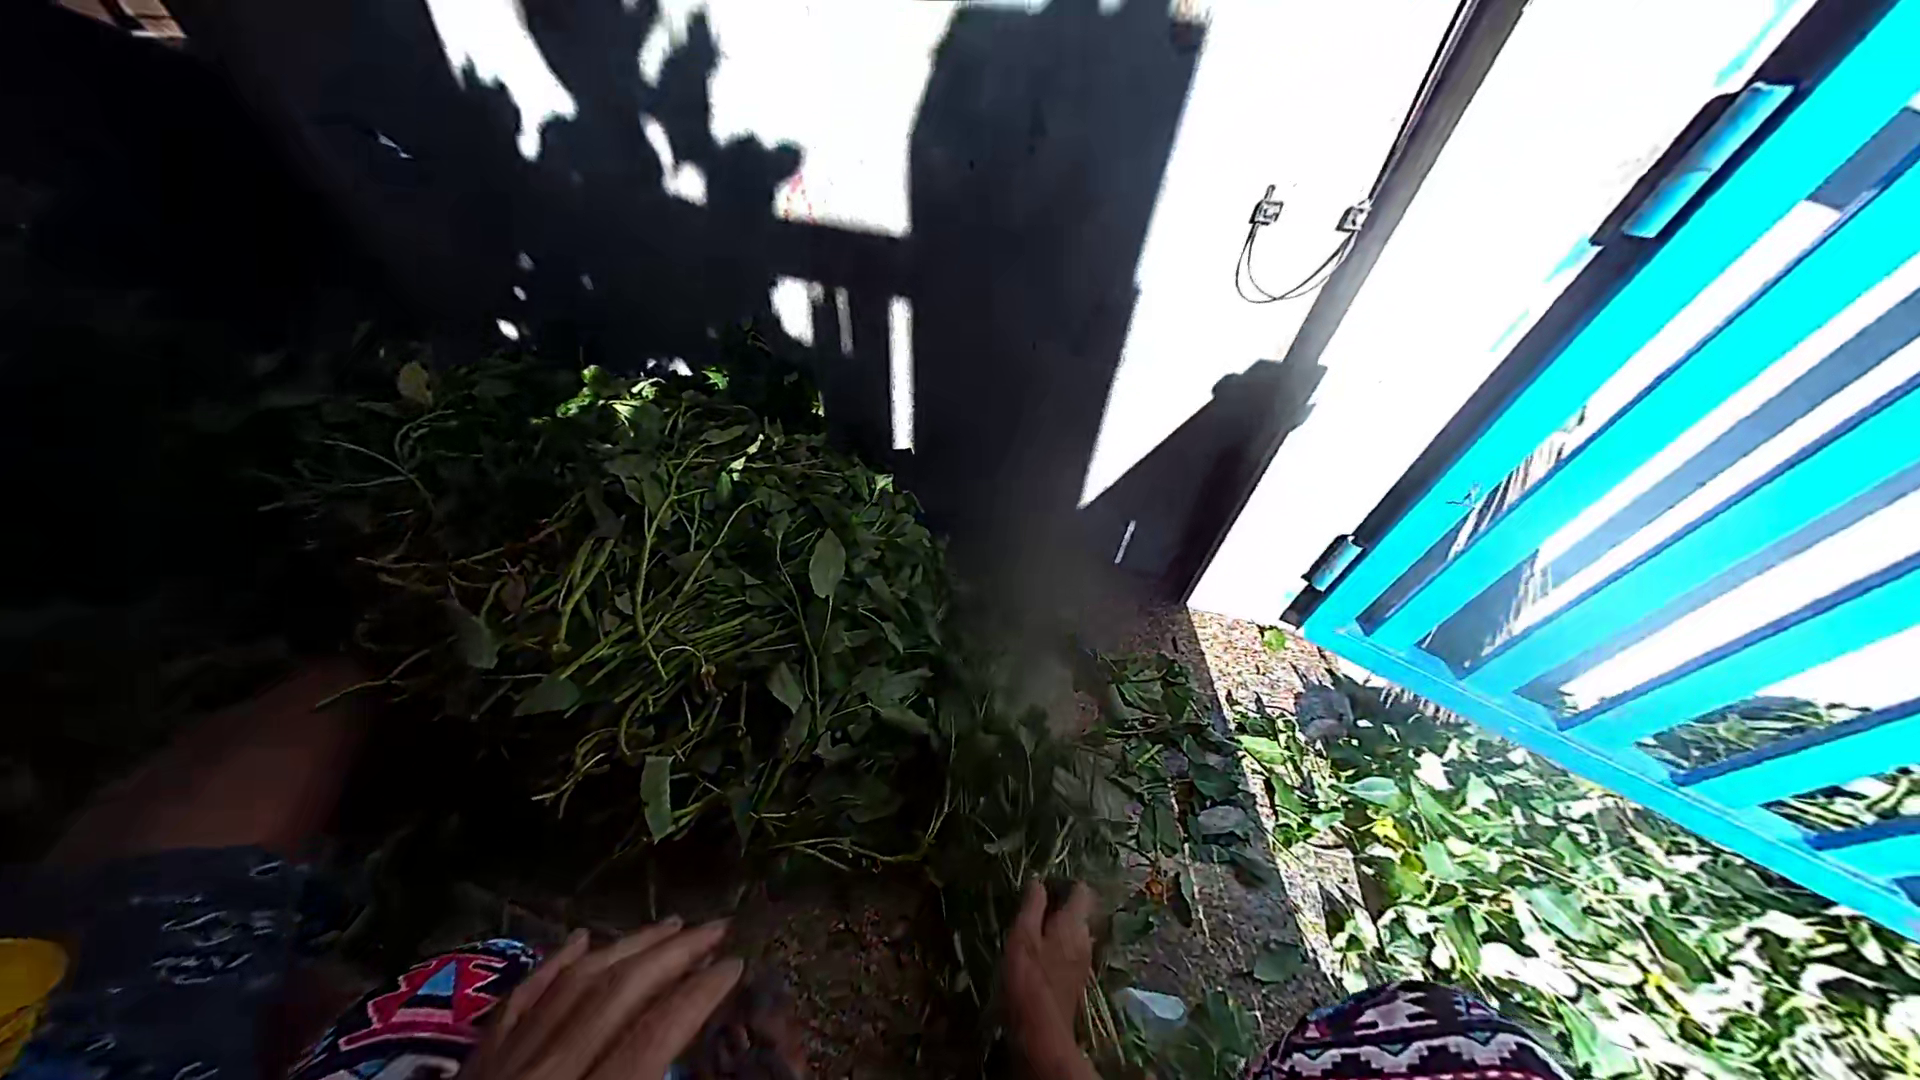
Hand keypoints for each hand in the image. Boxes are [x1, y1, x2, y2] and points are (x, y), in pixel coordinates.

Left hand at [466, 919, 743, 1079]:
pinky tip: (581, 938)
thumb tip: (699, 1067)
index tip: (736, 965)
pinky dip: (552, 966)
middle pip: (619, 994)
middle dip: (677, 953)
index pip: (655, 1033)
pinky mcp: (470, 1073)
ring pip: (574, 984)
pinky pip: (516, 1004)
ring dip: (629, 945)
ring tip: (672, 923)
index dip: (701, 992)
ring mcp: (501, 1072)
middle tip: (718, 927)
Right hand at [1003, 880, 1098, 1078]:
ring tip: (1031, 925)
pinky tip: (1038, 950)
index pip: (1082, 890)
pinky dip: (1058, 942)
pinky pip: (1071, 948)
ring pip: (1074, 930)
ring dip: (1057, 924)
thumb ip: (1032, 905)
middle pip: (1080, 910)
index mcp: (1074, 924)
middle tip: (1032, 903)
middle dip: (1060, 902)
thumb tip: (1038, 880)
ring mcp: (1083, 961)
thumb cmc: (1028, 980)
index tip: (1043, 882)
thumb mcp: (1022, 935)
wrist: (1041, 1035)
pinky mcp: (1076, 979)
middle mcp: (1084, 939)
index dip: (1065, 881)